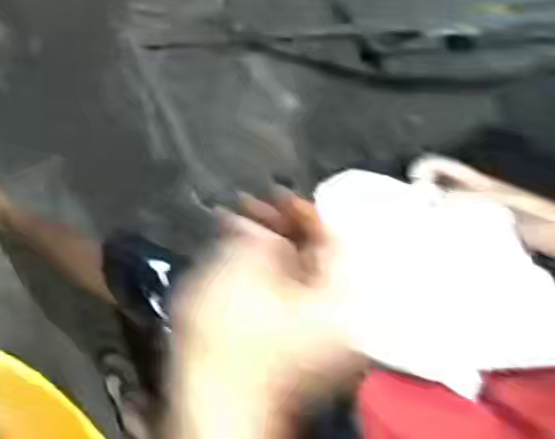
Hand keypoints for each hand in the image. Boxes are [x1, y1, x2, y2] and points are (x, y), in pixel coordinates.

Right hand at [171, 191, 360, 435]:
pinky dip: (275, 262)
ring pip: (311, 271)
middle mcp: (348, 313)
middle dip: (290, 225)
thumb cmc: (229, 324)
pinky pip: (299, 286)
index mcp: (345, 298)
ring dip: (279, 241)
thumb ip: (256, 236)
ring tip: (239, 220)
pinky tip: (243, 250)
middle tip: (251, 199)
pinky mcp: (302, 334)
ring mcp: (327, 328)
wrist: (218, 380)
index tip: (273, 186)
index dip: (309, 209)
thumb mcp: (237, 267)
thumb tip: (259, 220)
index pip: (342, 242)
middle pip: (329, 258)